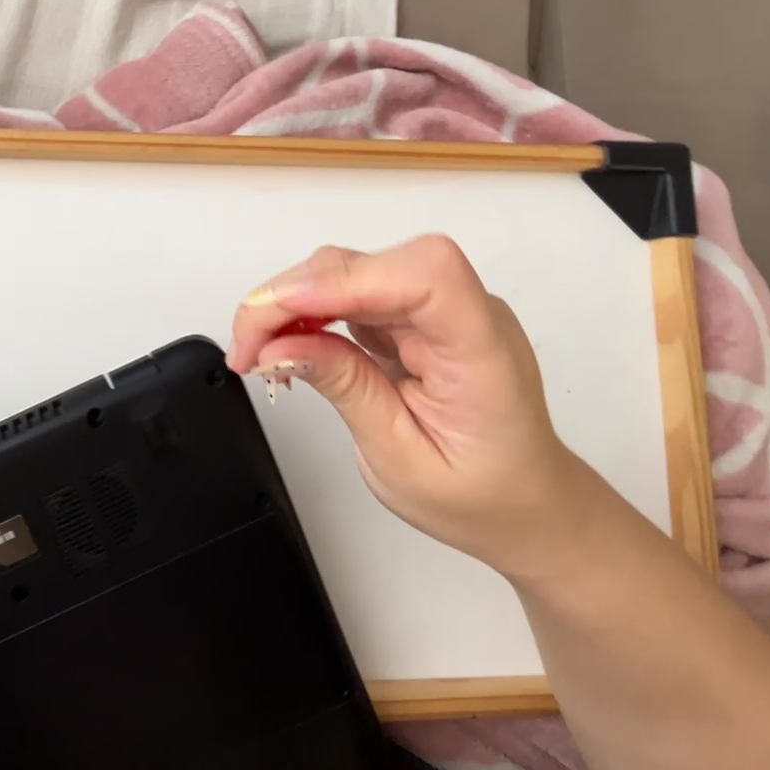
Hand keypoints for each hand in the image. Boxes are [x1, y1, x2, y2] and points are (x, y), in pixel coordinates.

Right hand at [228, 235, 604, 578]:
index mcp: (481, 353)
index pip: (425, 277)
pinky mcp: (410, 314)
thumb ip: (345, 389)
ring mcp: (436, 308)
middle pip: (367, 265)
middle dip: (293, 295)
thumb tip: (278, 346)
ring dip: (290, 302)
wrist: (524, 503)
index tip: (280, 313)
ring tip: (255, 350)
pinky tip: (284, 342)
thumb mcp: (400, 459)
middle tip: (245, 347)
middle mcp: (463, 313)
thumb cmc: (478, 495)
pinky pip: (347, 292)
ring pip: (347, 271)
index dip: (346, 279)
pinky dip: (305, 312)